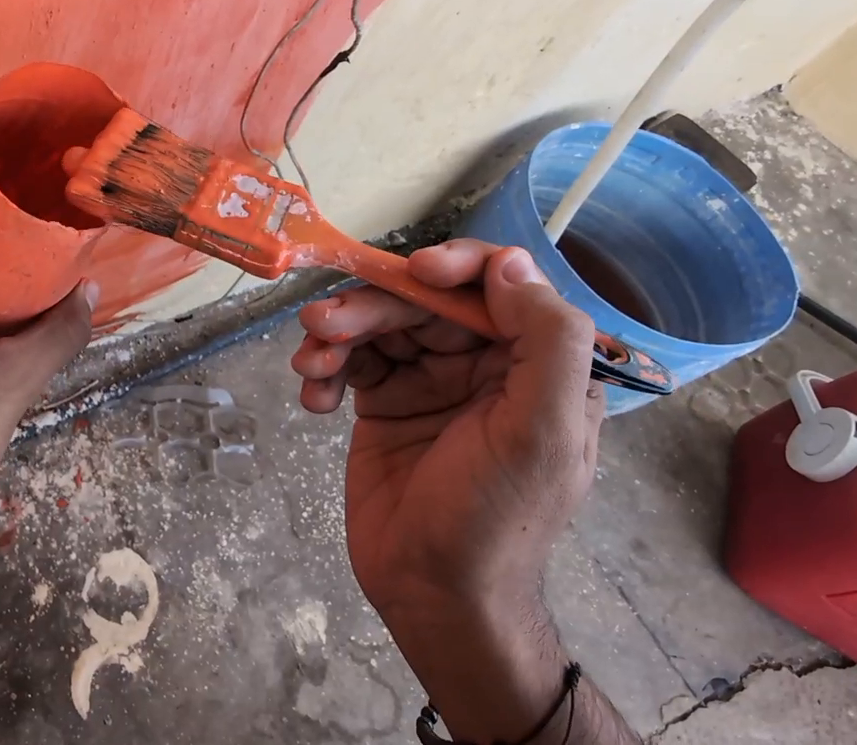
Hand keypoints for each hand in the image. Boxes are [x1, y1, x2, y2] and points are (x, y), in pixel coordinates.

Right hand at [293, 239, 632, 743]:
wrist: (433, 594)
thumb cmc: (494, 516)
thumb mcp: (542, 432)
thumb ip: (547, 341)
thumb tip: (509, 262)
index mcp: (534, 364)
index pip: (497, 285)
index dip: (454, 265)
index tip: (412, 273)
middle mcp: (480, 364)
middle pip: (419, 303)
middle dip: (369, 308)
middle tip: (321, 325)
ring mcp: (427, 382)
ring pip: (376, 327)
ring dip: (335, 337)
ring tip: (309, 364)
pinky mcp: (382, 403)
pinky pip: (349, 363)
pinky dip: (325, 372)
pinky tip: (313, 400)